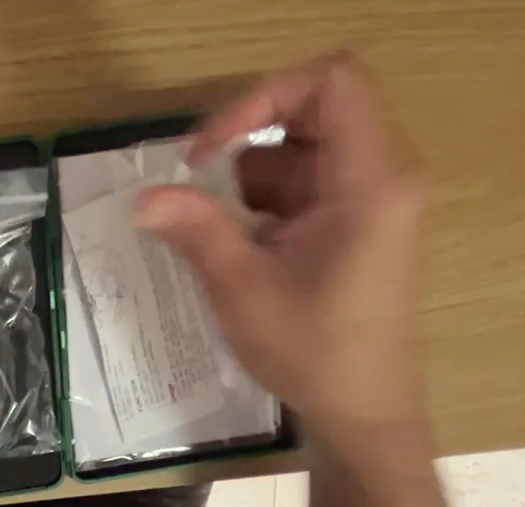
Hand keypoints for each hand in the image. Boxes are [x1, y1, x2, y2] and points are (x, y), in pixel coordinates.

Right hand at [137, 52, 429, 440]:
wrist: (360, 405)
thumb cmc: (310, 348)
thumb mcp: (242, 289)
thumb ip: (196, 232)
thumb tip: (143, 199)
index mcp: (370, 178)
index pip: (330, 82)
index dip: (260, 98)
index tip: (204, 152)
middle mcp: (380, 175)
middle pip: (312, 115)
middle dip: (245, 146)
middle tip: (193, 186)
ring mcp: (368, 201)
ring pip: (300, 156)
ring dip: (247, 185)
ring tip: (211, 236)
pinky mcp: (353, 227)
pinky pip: (303, 191)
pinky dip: (261, 209)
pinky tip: (233, 252)